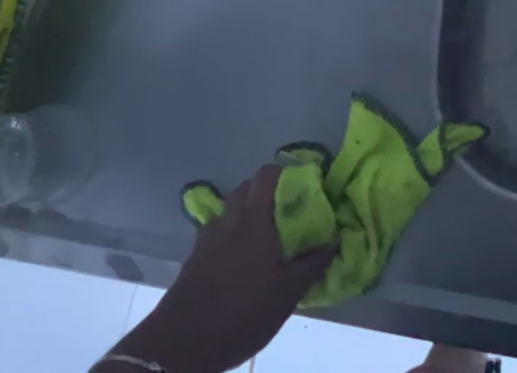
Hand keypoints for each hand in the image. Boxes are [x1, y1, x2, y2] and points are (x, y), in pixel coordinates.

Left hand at [131, 166, 335, 372]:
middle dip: (267, 192)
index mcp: (255, 222)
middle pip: (247, 187)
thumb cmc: (242, 314)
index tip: (304, 187)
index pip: (267, 176)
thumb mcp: (287, 295)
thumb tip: (334, 240)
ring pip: (230, 208)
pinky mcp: (195, 256)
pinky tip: (240, 257)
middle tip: (287, 212)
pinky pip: (217, 230)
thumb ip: (312, 265)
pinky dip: (230, 232)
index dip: (285, 173)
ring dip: (247, 211)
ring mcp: (208, 237)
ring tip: (265, 235)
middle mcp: (230, 221)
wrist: (182, 344)